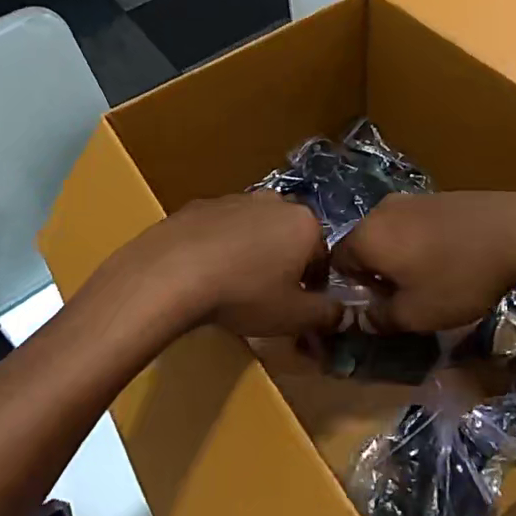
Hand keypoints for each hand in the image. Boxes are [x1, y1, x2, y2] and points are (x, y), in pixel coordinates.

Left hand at [87, 192, 341, 337]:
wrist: (172, 271)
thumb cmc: (244, 294)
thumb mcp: (294, 317)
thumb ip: (327, 315)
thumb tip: (343, 313)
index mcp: (305, 222)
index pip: (322, 257)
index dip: (314, 287)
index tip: (298, 308)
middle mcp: (274, 201)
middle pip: (288, 237)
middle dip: (283, 264)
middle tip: (266, 297)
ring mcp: (233, 198)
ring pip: (254, 229)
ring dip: (251, 252)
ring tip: (232, 286)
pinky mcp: (199, 204)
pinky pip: (220, 228)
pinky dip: (219, 246)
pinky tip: (204, 272)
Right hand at [332, 192, 515, 331]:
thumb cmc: (458, 277)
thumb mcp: (416, 314)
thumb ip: (380, 319)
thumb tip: (362, 320)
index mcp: (365, 236)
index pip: (336, 263)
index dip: (351, 291)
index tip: (377, 309)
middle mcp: (380, 211)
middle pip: (364, 246)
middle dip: (377, 274)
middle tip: (405, 299)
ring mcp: (410, 199)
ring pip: (390, 235)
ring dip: (400, 259)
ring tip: (432, 280)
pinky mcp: (437, 195)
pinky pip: (415, 225)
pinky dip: (422, 244)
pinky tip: (452, 260)